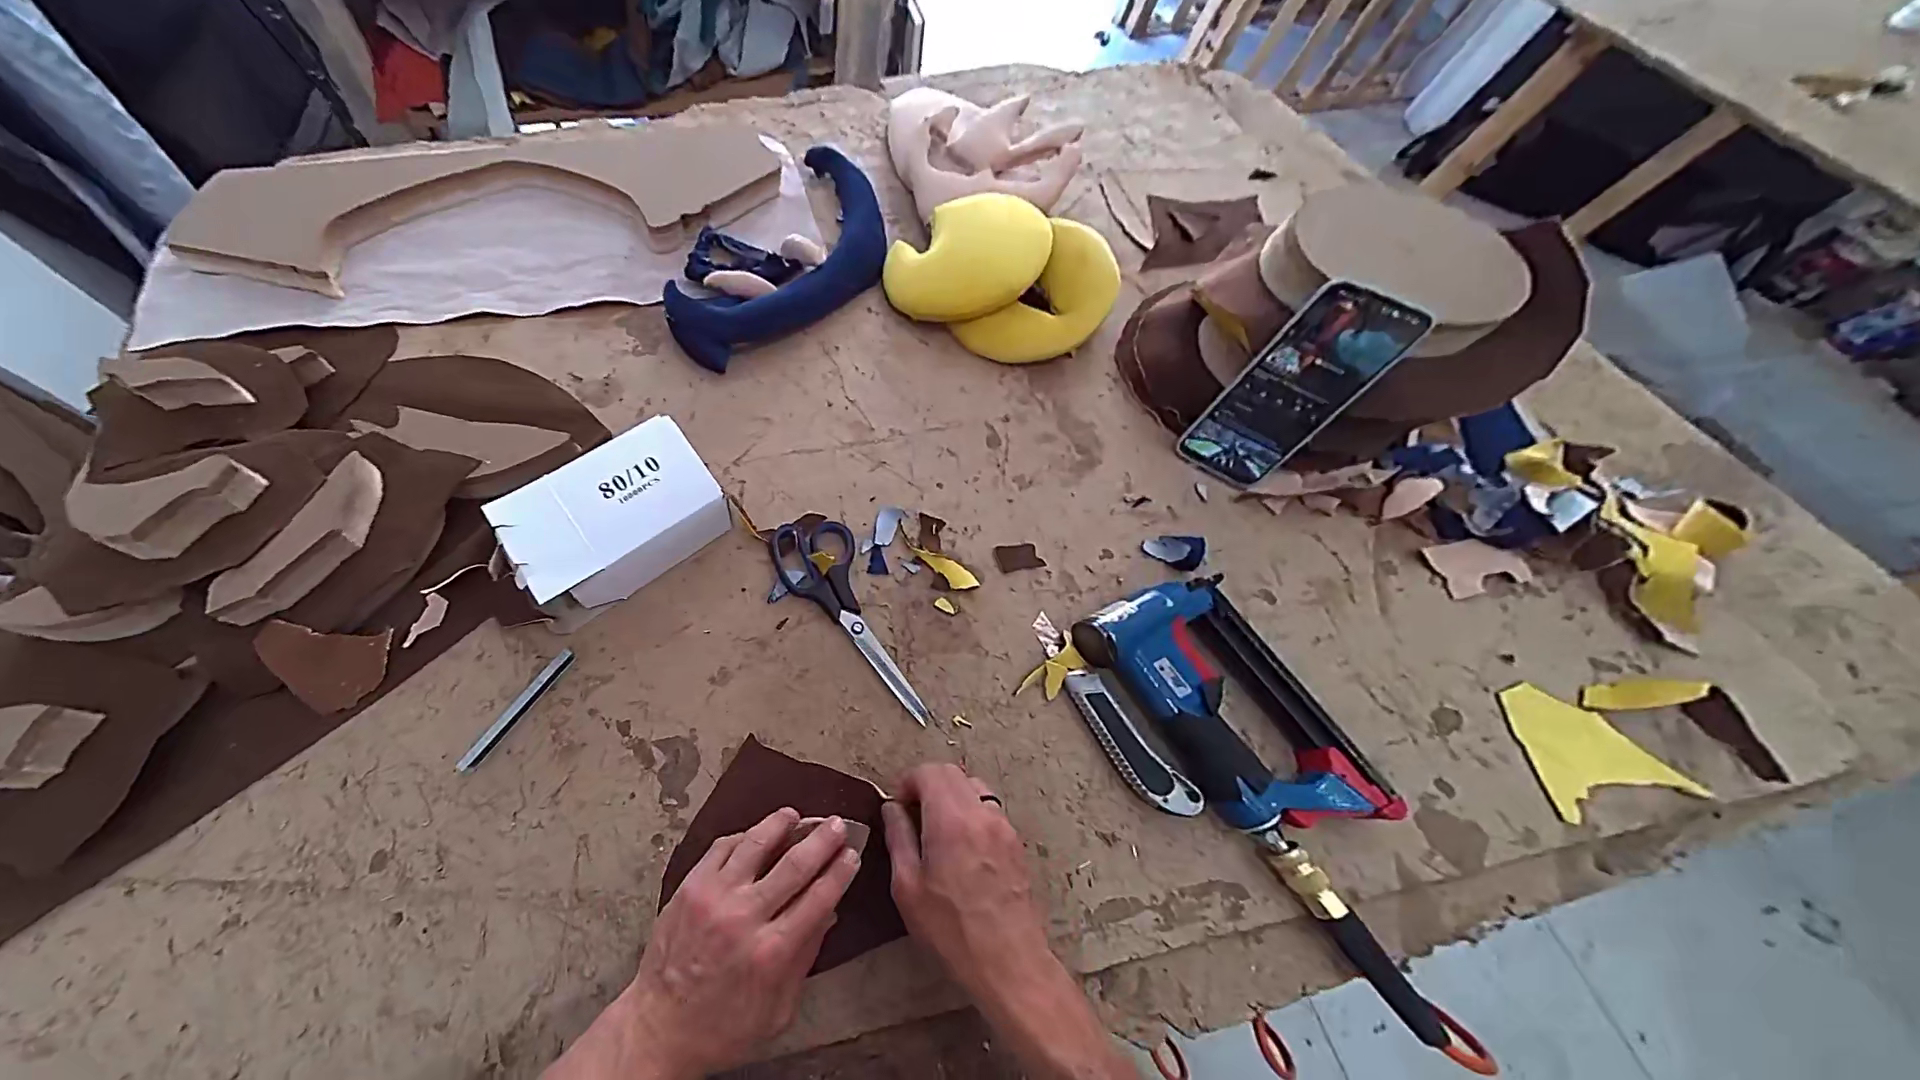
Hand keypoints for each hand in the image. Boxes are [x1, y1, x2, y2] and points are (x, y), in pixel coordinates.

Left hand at [542, 807, 859, 1079]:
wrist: (657, 1031)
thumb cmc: (721, 1028)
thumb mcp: (778, 1010)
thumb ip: (806, 957)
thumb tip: (829, 912)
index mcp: (771, 952)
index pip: (820, 895)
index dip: (841, 870)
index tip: (851, 855)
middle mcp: (744, 919)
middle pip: (795, 863)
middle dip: (823, 839)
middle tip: (837, 824)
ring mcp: (714, 899)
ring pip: (756, 844)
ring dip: (781, 824)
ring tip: (795, 815)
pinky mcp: (689, 889)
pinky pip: (721, 848)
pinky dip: (744, 836)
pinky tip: (756, 833)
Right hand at [882, 766, 1135, 1079]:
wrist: (1008, 959)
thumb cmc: (952, 930)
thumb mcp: (908, 888)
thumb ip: (898, 838)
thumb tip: (891, 809)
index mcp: (951, 820)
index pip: (930, 772)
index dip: (908, 781)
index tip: (897, 803)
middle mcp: (981, 813)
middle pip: (952, 773)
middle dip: (927, 783)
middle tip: (911, 812)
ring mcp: (1003, 824)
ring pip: (973, 786)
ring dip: (950, 794)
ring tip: (935, 826)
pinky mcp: (1015, 840)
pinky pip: (989, 807)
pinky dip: (970, 810)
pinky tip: (960, 843)